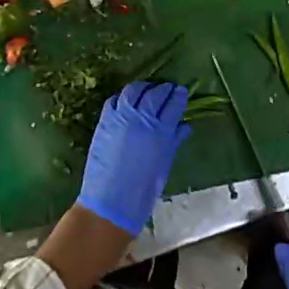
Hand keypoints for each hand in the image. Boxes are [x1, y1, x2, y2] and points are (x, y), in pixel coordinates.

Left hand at [75, 81, 189, 235]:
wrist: (110, 201)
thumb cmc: (142, 190)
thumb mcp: (163, 166)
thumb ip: (173, 142)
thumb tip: (184, 126)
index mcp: (160, 132)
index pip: (173, 105)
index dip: (178, 96)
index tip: (182, 91)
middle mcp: (141, 119)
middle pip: (154, 94)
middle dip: (163, 88)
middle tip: (168, 87)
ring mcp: (120, 117)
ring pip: (133, 91)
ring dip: (143, 87)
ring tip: (148, 88)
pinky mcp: (104, 120)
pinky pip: (115, 100)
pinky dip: (123, 96)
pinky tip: (128, 98)